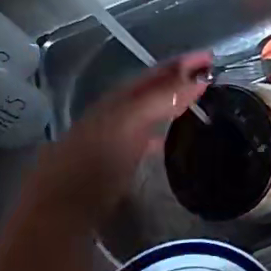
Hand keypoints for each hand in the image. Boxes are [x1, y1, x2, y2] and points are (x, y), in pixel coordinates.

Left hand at [22, 53, 211, 214]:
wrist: (61, 212)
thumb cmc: (96, 164)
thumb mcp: (130, 124)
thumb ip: (161, 99)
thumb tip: (197, 77)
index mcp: (115, 103)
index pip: (151, 75)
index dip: (179, 64)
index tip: (209, 57)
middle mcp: (109, 116)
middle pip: (146, 92)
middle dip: (175, 81)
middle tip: (206, 76)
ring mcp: (107, 142)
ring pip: (142, 115)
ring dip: (167, 106)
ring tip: (193, 103)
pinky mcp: (108, 168)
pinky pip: (139, 140)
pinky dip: (157, 134)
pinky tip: (164, 143)